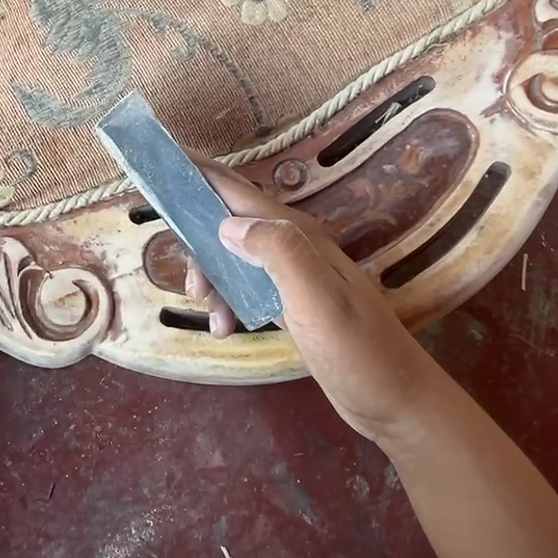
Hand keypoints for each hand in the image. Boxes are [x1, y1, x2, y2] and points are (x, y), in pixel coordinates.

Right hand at [185, 162, 433, 445]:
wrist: (397, 402)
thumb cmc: (359, 351)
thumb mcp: (317, 299)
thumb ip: (277, 252)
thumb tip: (226, 225)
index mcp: (296, 235)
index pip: (237, 189)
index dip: (198, 169)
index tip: (159, 154)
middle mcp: (291, 244)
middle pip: (226, 222)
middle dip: (196, 242)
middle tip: (191, 285)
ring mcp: (291, 273)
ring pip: (230, 257)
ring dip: (211, 279)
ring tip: (212, 316)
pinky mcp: (289, 300)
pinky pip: (243, 286)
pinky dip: (227, 302)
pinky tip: (227, 329)